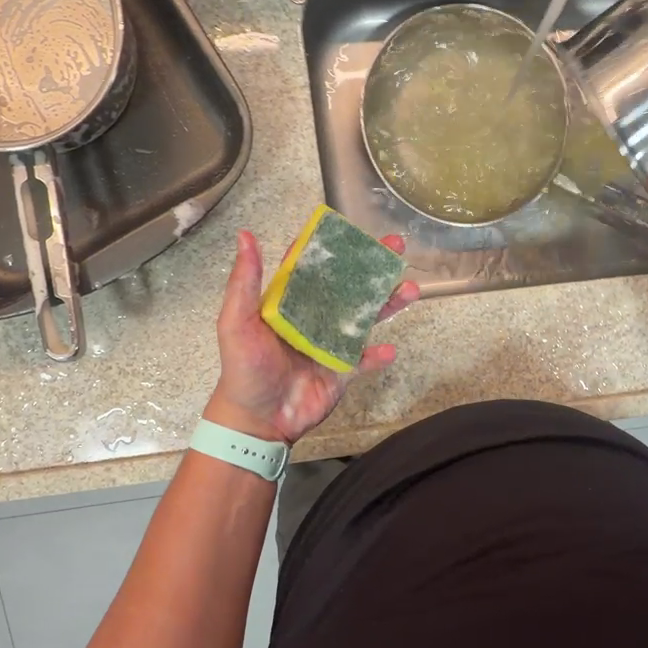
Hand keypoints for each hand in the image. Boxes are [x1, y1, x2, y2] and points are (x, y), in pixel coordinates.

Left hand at [206, 228, 420, 444]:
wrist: (258, 419)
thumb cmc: (243, 369)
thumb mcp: (237, 321)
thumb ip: (245, 281)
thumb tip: (245, 236)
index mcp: (290, 301)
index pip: (314, 265)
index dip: (334, 245)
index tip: (355, 228)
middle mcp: (315, 317)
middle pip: (349, 285)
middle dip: (375, 266)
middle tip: (397, 246)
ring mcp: (332, 343)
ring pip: (366, 317)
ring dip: (388, 303)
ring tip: (410, 290)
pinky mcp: (343, 371)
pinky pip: (365, 359)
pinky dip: (378, 355)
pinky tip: (387, 350)